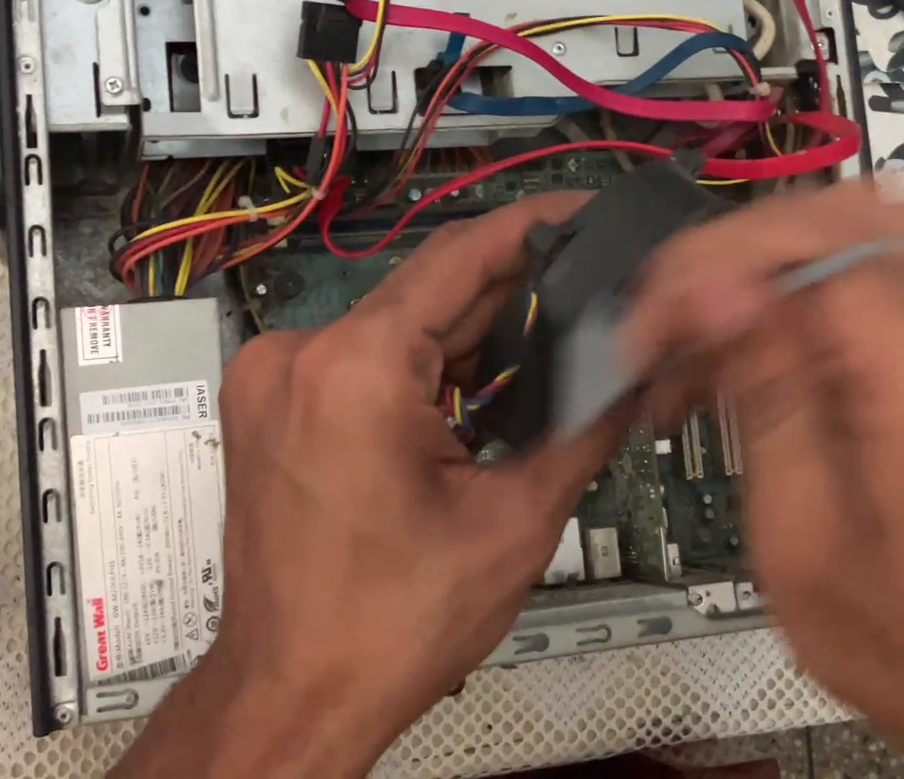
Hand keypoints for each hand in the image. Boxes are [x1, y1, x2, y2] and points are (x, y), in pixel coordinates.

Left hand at [114, 193, 618, 778]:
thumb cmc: (385, 626)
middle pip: (430, 289)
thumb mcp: (514, 522)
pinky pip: (367, 351)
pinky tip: (478, 384)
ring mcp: (277, 375)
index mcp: (355, 370)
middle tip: (581, 291)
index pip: (458, 257)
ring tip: (540, 347)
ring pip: (400, 320)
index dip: (529, 226)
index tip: (578, 211)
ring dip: (470, 332)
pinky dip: (427, 361)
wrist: (294, 691)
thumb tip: (628, 368)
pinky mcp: (275, 399)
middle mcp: (299, 355)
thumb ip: (582, 425)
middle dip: (511, 291)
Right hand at [624, 185, 903, 778]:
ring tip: (721, 328)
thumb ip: (765, 392)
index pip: (813, 247)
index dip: (713, 266)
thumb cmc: (902, 644)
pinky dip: (826, 280)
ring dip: (784, 258)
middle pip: (850, 213)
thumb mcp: (798, 535)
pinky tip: (778, 341)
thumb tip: (714, 286)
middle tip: (677, 320)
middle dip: (741, 252)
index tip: (649, 321)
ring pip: (879, 219)